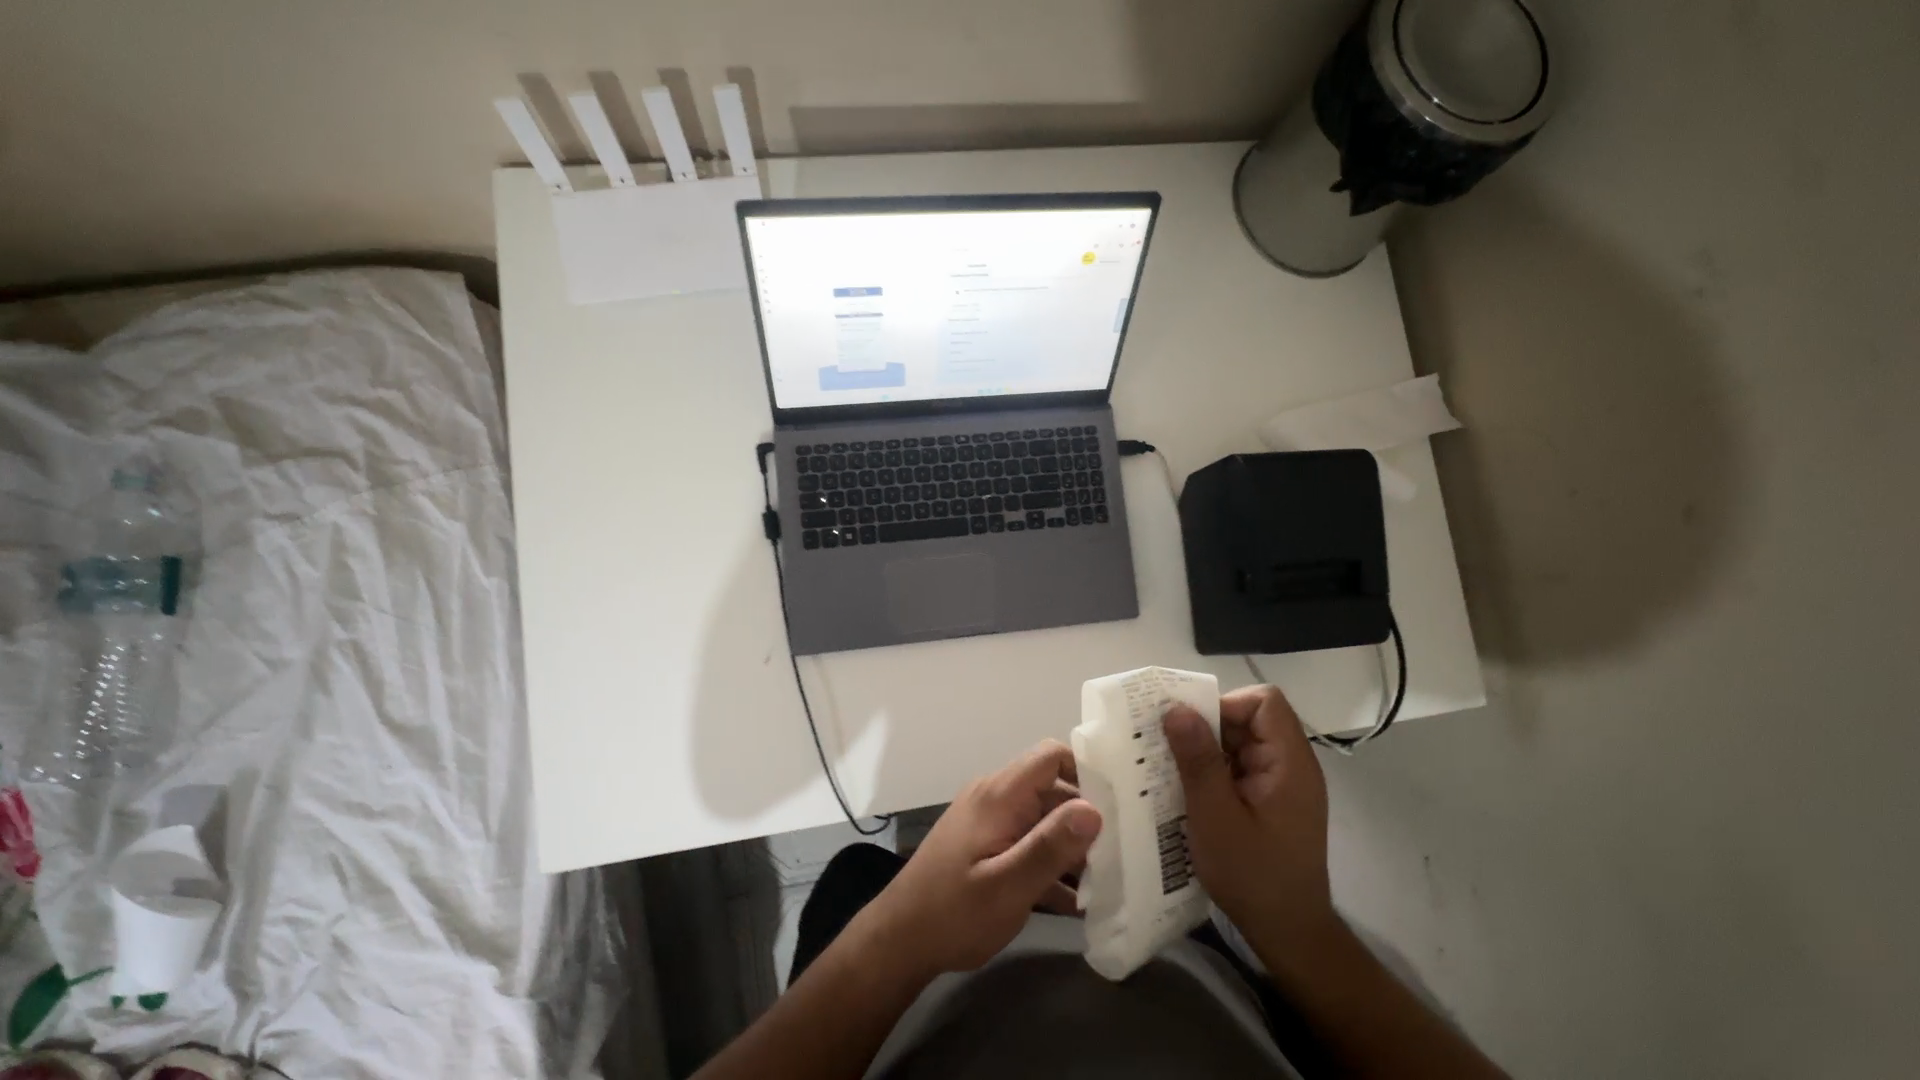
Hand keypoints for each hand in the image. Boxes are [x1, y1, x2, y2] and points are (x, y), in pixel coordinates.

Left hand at [853, 740, 1101, 977]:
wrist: (899, 943)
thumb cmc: (953, 912)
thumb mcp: (1007, 885)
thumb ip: (1050, 847)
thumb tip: (1095, 810)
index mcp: (1000, 795)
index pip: (1051, 756)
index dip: (1088, 770)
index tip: (1124, 799)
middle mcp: (995, 799)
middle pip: (1054, 791)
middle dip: (1089, 818)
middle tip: (1128, 849)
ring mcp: (990, 824)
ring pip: (1044, 822)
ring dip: (1073, 849)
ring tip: (1111, 880)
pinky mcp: (987, 849)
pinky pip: (1028, 845)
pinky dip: (1052, 866)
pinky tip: (1079, 902)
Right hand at [1163, 685, 1337, 963]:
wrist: (1288, 932)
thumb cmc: (1253, 874)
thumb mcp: (1215, 817)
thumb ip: (1198, 760)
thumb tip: (1177, 709)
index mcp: (1290, 763)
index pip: (1264, 703)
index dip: (1225, 705)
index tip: (1190, 729)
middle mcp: (1292, 767)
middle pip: (1250, 721)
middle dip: (1207, 729)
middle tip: (1167, 749)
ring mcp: (1283, 787)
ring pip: (1241, 746)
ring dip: (1206, 754)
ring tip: (1170, 772)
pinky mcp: (1271, 805)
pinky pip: (1240, 771)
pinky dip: (1213, 775)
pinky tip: (1187, 795)